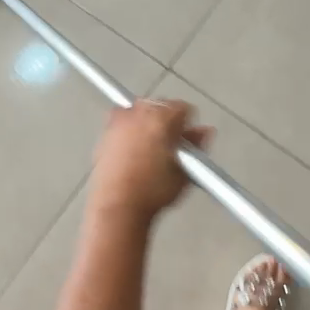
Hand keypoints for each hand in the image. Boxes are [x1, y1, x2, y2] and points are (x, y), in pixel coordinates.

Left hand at [90, 99, 212, 219]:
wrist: (118, 204)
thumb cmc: (154, 190)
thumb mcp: (184, 171)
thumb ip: (196, 146)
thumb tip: (205, 131)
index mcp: (163, 117)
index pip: (182, 108)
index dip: (188, 124)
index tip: (187, 141)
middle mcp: (140, 112)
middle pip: (159, 105)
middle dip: (166, 120)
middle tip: (169, 144)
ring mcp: (119, 120)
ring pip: (138, 110)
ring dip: (147, 122)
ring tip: (150, 147)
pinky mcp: (104, 132)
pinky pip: (121, 122)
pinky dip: (129, 129)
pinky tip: (132, 151)